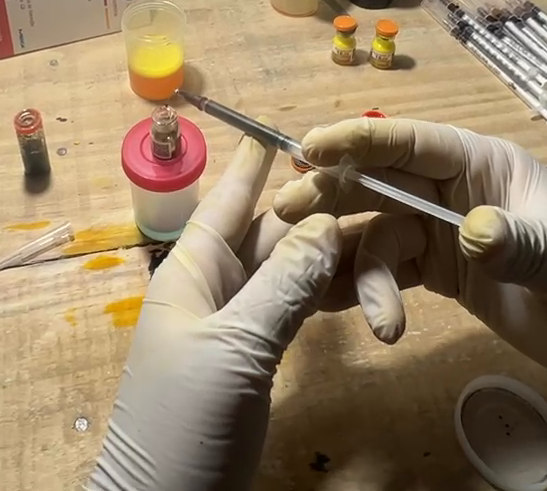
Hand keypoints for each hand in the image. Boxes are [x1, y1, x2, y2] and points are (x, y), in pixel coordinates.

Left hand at [88, 137, 341, 490]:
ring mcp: (235, 322)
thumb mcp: (234, 346)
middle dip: (303, 208)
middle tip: (352, 180)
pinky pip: (289, 308)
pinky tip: (347, 276)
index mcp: (192, 270)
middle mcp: (213, 286)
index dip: (248, 167)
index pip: (225, 203)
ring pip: (282, 271)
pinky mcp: (254, 356)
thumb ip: (282, 285)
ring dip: (318, 251)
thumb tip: (325, 226)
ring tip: (363, 221)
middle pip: (263, 235)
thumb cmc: (184, 417)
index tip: (270, 130)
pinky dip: (317, 291)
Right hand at [273, 115, 546, 457]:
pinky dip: (363, 286)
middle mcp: (454, 190)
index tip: (312, 146)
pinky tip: (337, 304)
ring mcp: (443, 231)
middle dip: (333, 194)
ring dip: (346, 254)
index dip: (359, 140)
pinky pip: (388, 270)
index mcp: (483, 165)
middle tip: (285, 212)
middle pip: (380, 182)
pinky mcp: (440, 272)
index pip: (411, 142)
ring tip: (310, 278)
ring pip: (377, 231)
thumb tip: (471, 232)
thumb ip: (521, 243)